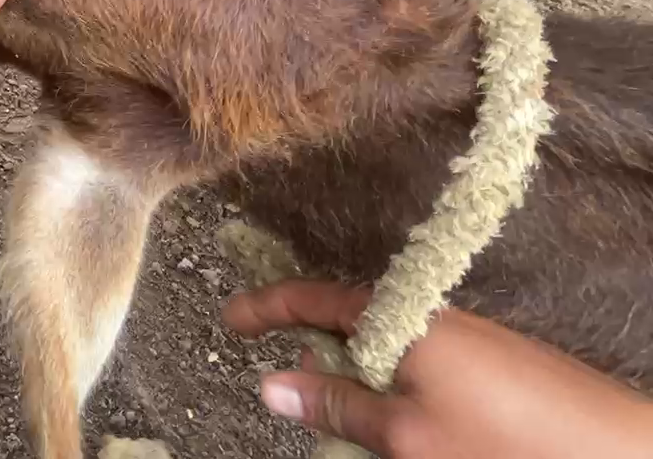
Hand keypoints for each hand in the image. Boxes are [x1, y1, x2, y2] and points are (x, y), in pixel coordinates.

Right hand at [226, 281, 652, 457]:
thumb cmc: (514, 448)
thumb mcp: (410, 438)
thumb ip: (336, 406)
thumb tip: (269, 385)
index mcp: (398, 319)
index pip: (307, 297)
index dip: (261, 308)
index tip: (228, 322)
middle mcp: (430, 316)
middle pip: (350, 324)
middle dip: (321, 357)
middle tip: (304, 394)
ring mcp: (473, 339)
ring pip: (394, 351)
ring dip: (368, 381)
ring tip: (371, 427)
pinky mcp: (509, 367)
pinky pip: (433, 368)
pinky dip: (409, 391)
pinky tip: (424, 430)